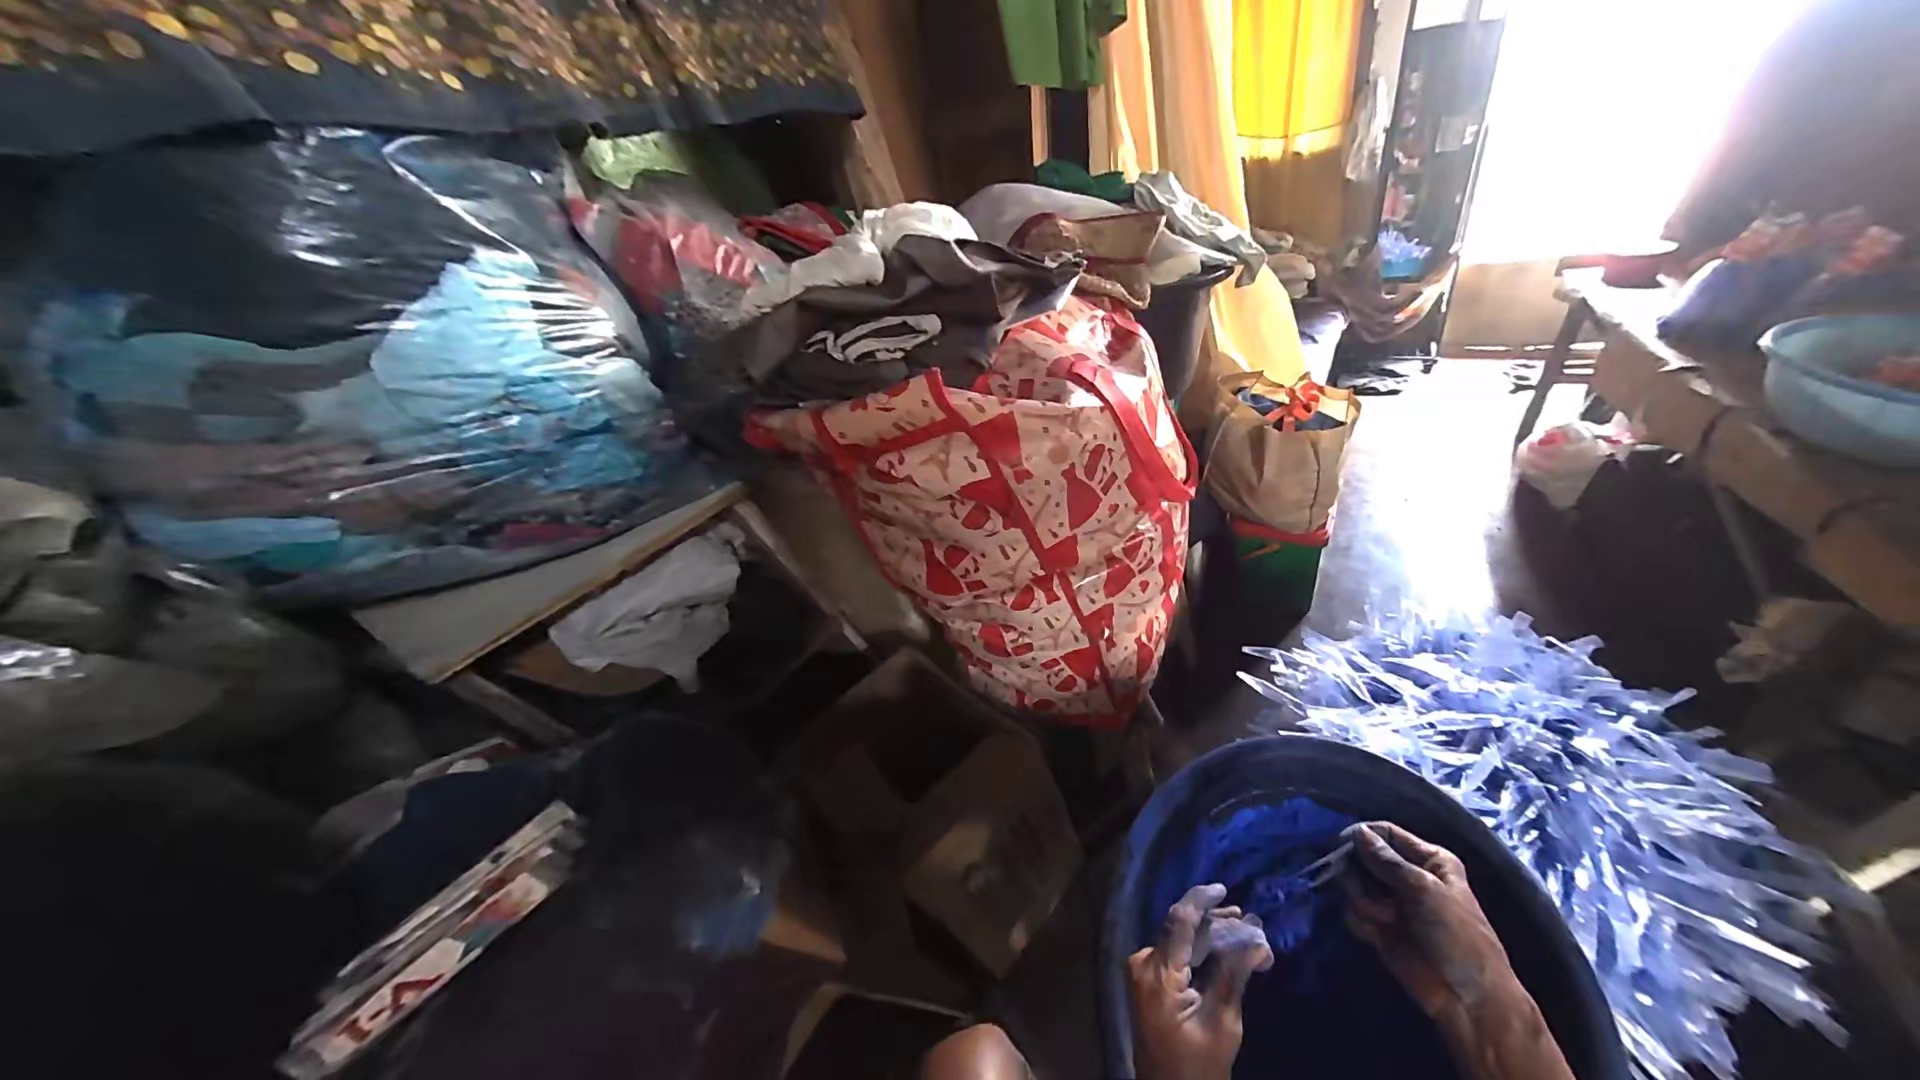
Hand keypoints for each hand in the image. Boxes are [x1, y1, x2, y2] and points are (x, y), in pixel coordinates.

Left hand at [1128, 884, 1273, 1079]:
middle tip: (1250, 924)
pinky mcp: (1148, 979)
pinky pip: (1174, 954)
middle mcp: (1144, 962)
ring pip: (1179, 940)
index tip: (1224, 889)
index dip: (1201, 900)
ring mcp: (1142, 970)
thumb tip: (1258, 941)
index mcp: (1158, 972)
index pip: (1180, 921)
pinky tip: (1224, 950)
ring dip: (1210, 936)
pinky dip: (1198, 950)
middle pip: (1181, 930)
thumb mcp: (1222, 1022)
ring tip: (1243, 933)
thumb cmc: (1198, 1067)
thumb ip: (1234, 975)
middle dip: (1216, 923)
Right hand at [1341, 823, 1575, 1079]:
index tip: (1343, 844)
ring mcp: (1390, 900)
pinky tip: (1376, 933)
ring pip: (1352, 881)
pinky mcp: (1377, 924)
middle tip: (1367, 890)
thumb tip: (1356, 830)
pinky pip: (1351, 909)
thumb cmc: (1455, 935)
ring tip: (1382, 918)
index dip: (1362, 835)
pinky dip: (1360, 920)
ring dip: (1361, 899)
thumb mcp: (1423, 889)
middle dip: (1359, 873)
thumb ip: (1385, 859)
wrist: (1465, 998)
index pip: (1384, 832)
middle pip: (1360, 855)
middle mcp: (1406, 874)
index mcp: (1427, 860)